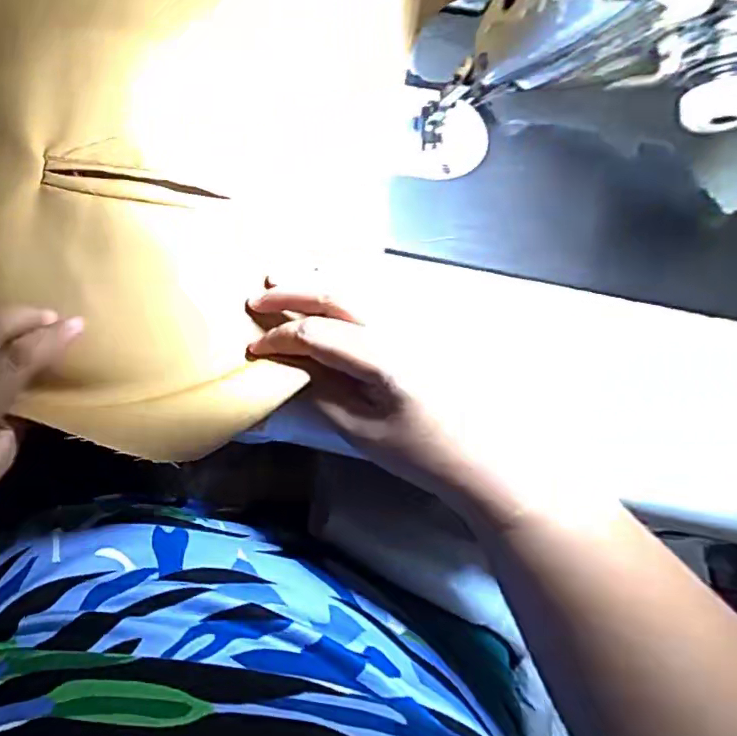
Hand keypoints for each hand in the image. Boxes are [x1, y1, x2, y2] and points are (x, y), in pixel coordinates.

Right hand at [247, 275, 608, 526]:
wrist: (483, 459)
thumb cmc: (420, 452)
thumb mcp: (360, 430)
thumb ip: (319, 392)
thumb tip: (287, 365)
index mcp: (382, 360)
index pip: (316, 334)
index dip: (279, 338)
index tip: (253, 349)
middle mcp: (398, 331)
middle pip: (334, 296)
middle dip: (289, 294)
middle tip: (255, 298)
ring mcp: (413, 325)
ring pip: (355, 287)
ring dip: (314, 280)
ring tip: (281, 276)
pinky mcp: (420, 328)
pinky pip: (374, 294)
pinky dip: (342, 285)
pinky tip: (325, 286)